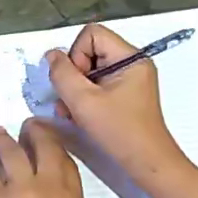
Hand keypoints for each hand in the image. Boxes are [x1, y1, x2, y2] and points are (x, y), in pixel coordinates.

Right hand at [44, 24, 189, 183]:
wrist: (146, 162)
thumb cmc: (118, 130)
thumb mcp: (83, 101)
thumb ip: (62, 74)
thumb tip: (52, 56)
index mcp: (130, 58)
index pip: (91, 34)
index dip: (76, 55)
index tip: (76, 83)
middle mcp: (132, 63)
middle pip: (90, 50)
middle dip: (73, 75)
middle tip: (69, 100)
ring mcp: (129, 79)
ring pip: (90, 69)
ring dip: (75, 89)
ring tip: (69, 111)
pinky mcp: (125, 94)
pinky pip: (97, 84)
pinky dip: (84, 97)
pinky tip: (78, 115)